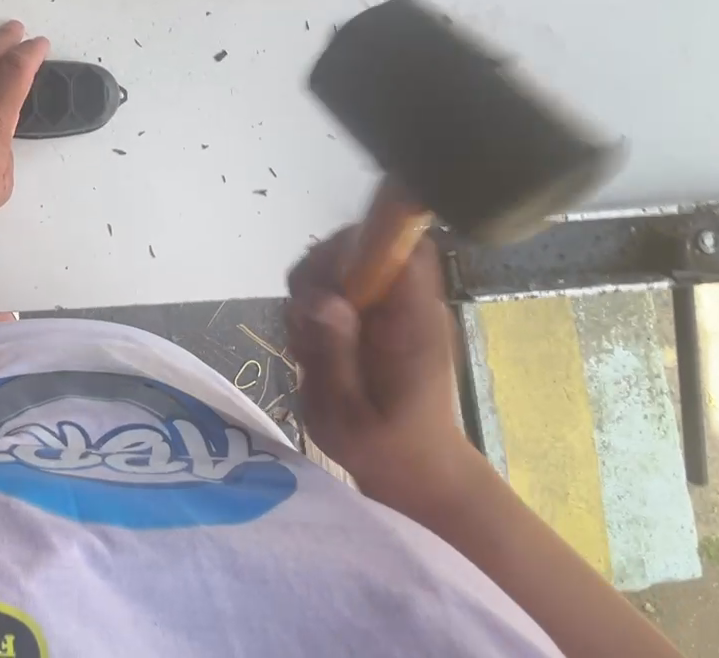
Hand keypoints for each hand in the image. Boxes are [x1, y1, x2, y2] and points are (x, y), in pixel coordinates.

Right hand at [286, 232, 485, 509]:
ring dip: (305, 299)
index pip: (396, 245)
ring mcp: (384, 309)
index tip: (321, 285)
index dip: (354, 246)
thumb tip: (319, 297)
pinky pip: (328, 291)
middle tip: (304, 325)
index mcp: (414, 319)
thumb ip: (334, 352)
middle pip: (353, 248)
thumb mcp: (351, 410)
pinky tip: (310, 352)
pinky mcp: (368, 319)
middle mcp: (401, 303)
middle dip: (315, 276)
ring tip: (307, 349)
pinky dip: (307, 313)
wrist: (414, 473)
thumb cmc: (387, 450)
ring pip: (332, 268)